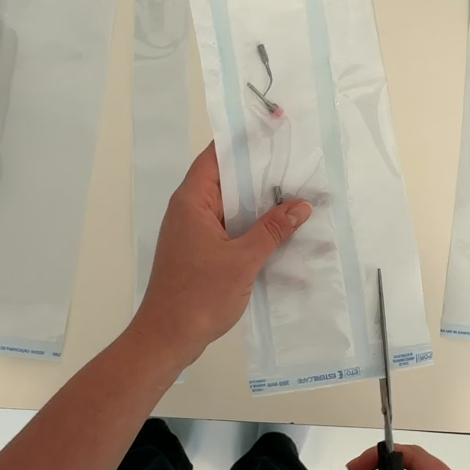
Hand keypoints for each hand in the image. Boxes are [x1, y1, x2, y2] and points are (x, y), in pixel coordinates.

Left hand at [130, 144, 310, 367]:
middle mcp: (190, 211)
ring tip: (297, 193)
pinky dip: (252, 226)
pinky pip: (230, 229)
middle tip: (297, 163)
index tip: (273, 130)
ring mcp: (194, 233)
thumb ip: (272, 230)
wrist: (168, 339)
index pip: (216, 157)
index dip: (243, 142)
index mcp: (192, 202)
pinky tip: (281, 231)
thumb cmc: (198, 296)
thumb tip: (301, 205)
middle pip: (227, 180)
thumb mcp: (242, 261)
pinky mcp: (201, 253)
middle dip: (260, 174)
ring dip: (259, 203)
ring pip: (231, 207)